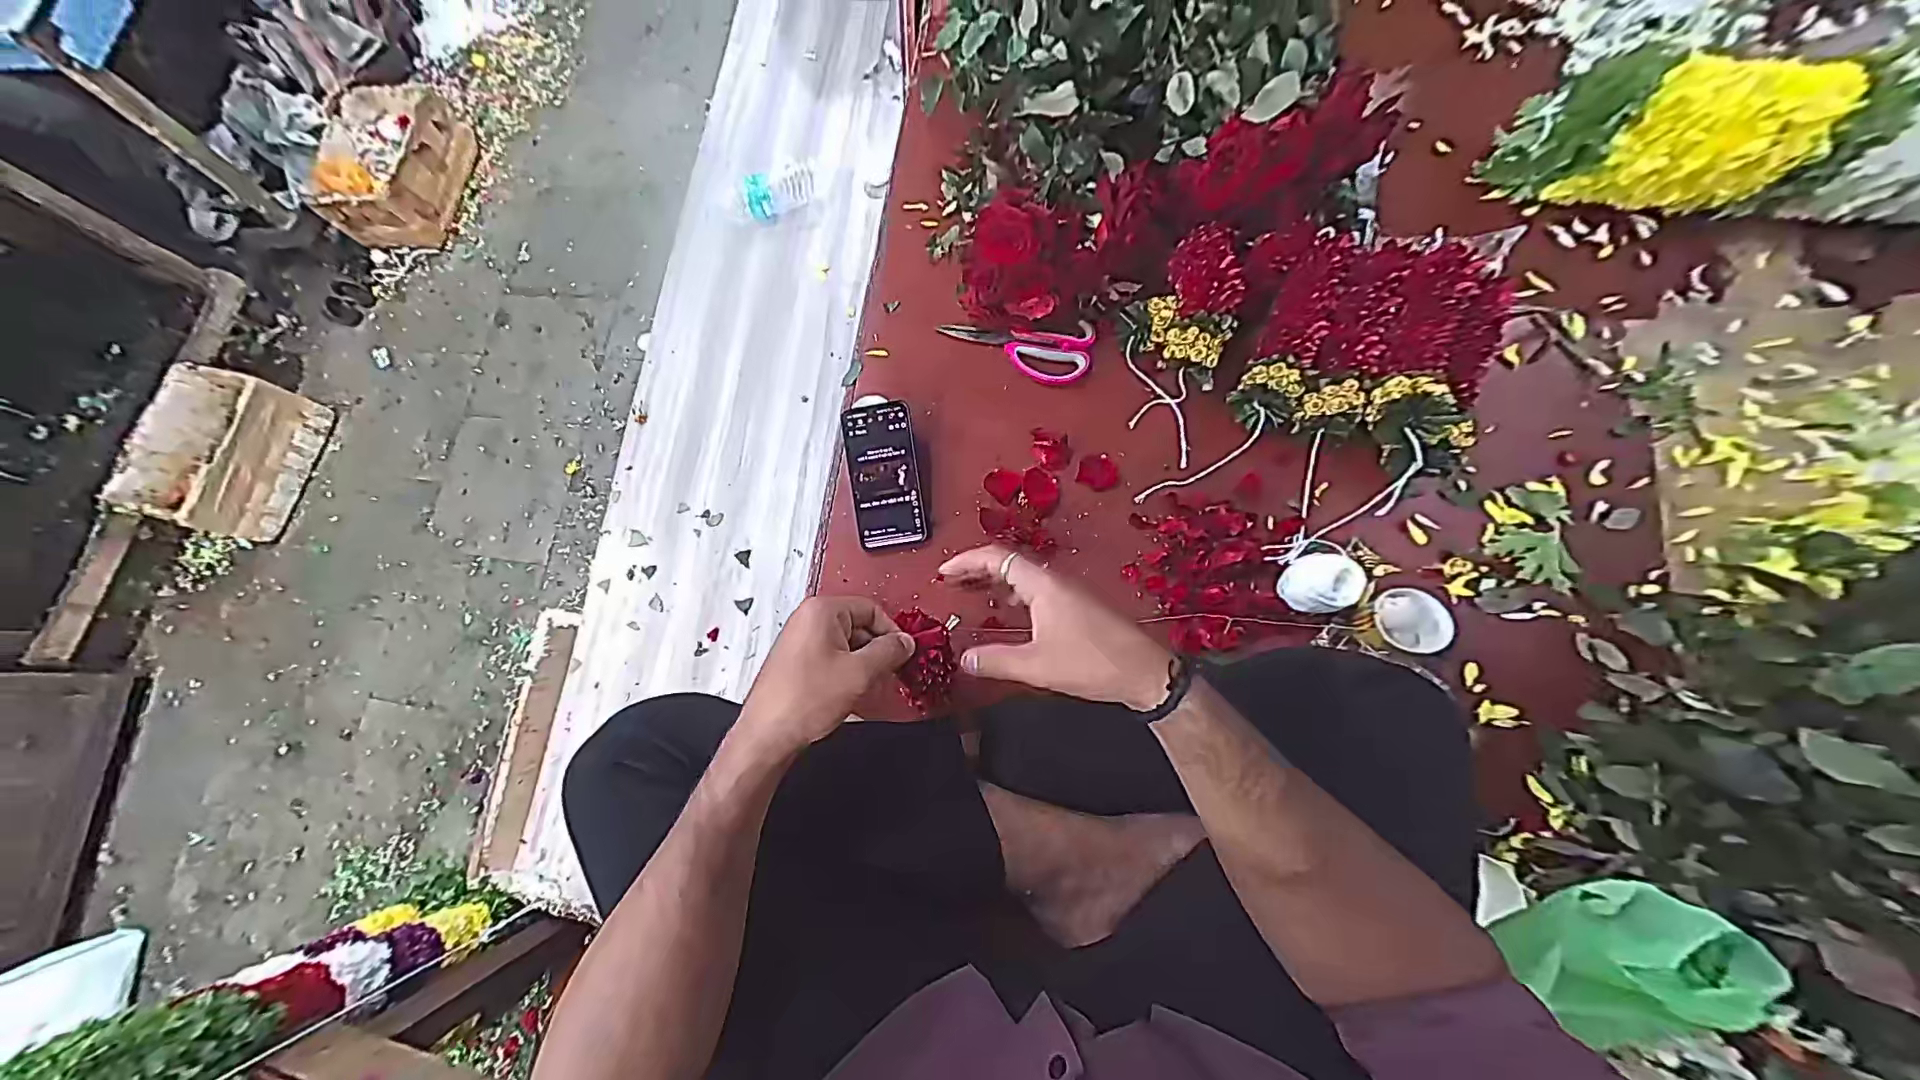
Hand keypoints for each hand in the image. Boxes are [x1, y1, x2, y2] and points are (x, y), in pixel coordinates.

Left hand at [737, 596, 914, 753]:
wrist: (767, 736)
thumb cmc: (802, 701)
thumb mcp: (860, 673)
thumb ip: (889, 652)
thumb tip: (905, 642)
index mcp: (822, 611)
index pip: (871, 609)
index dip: (891, 632)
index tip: (903, 652)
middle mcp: (808, 620)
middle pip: (860, 626)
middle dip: (877, 652)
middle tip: (889, 673)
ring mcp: (800, 641)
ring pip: (847, 646)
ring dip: (863, 666)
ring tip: (867, 689)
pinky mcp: (797, 662)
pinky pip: (832, 659)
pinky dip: (846, 674)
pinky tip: (850, 696)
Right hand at [938, 546, 1175, 710]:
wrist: (1145, 671)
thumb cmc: (1092, 664)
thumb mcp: (1037, 666)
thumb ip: (996, 660)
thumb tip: (964, 659)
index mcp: (1044, 586)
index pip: (997, 557)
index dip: (966, 561)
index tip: (943, 572)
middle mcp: (1056, 581)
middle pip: (1009, 562)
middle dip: (977, 568)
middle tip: (951, 581)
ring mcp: (1069, 592)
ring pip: (1024, 576)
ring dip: (996, 580)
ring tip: (972, 592)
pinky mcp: (1078, 605)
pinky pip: (1037, 589)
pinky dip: (1014, 593)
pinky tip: (1009, 611)